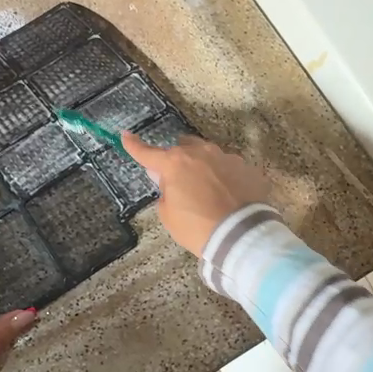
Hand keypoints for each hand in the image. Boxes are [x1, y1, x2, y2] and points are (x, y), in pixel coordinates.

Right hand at [122, 132, 272, 255]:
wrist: (240, 236)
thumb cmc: (197, 227)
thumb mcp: (168, 214)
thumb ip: (166, 192)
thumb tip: (170, 182)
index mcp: (175, 163)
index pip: (148, 153)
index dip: (134, 145)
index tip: (125, 135)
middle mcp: (201, 153)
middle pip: (183, 148)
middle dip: (178, 160)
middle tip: (179, 181)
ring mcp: (227, 158)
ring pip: (208, 155)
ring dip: (203, 167)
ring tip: (208, 191)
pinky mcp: (247, 169)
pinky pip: (229, 169)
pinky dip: (225, 178)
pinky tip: (228, 197)